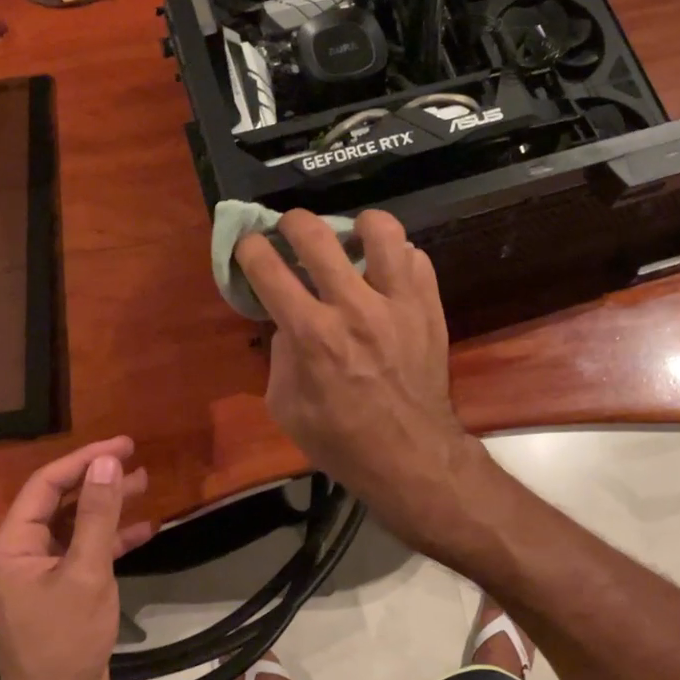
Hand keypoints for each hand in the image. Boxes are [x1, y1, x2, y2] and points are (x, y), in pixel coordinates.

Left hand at [0, 437, 154, 679]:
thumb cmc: (65, 638)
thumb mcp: (86, 572)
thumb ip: (97, 514)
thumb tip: (106, 462)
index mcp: (13, 544)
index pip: (45, 484)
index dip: (83, 459)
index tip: (122, 444)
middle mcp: (22, 552)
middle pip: (59, 500)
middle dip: (96, 478)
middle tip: (134, 457)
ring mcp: (41, 571)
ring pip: (75, 524)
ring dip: (108, 505)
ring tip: (144, 483)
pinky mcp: (61, 588)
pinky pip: (85, 551)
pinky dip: (113, 538)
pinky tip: (146, 529)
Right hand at [234, 209, 489, 546]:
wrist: (411, 456)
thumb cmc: (340, 439)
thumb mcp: (286, 407)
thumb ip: (280, 354)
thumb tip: (286, 320)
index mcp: (311, 335)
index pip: (268, 268)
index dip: (250, 248)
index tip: (249, 245)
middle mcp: (353, 308)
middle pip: (316, 235)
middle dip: (292, 223)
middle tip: (290, 231)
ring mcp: (397, 304)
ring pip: (380, 231)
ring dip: (357, 227)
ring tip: (351, 239)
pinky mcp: (429, 308)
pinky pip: (415, 257)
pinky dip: (396, 258)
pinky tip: (386, 273)